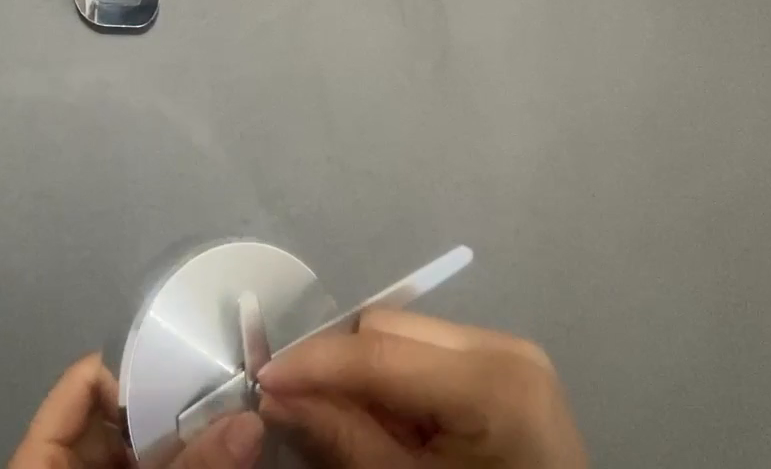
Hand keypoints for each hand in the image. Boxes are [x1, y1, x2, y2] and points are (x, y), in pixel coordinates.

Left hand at [9, 353, 268, 468]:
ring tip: (234, 419)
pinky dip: (185, 463)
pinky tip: (223, 454)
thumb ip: (189, 466)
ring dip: (187, 437)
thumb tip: (250, 421)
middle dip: (173, 406)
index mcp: (41, 455)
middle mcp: (65, 460)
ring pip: (143, 449)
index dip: (132, 369)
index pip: (82, 381)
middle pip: (120, 415)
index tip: (186, 369)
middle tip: (226, 394)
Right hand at [255, 311, 586, 468]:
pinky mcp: (503, 361)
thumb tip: (275, 395)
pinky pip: (423, 350)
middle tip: (304, 410)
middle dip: (337, 368)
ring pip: (398, 334)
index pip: (377, 353)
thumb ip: (342, 438)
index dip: (312, 363)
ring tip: (356, 423)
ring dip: (362, 373)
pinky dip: (394, 379)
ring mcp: (508, 351)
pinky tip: (394, 420)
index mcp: (493, 385)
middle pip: (384, 331)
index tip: (262, 378)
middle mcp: (503, 348)